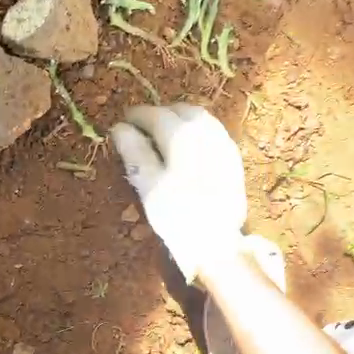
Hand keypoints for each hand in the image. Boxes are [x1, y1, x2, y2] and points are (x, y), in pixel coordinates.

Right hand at [110, 104, 247, 281]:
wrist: (217, 241)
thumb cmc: (175, 213)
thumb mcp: (147, 183)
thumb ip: (134, 151)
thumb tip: (120, 127)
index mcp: (181, 134)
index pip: (155, 115)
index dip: (136, 116)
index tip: (123, 122)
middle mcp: (205, 131)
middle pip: (180, 111)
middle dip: (159, 115)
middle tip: (141, 128)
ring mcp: (223, 143)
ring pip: (199, 119)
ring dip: (179, 120)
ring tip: (162, 135)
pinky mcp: (233, 158)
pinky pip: (212, 132)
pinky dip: (195, 131)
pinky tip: (187, 147)